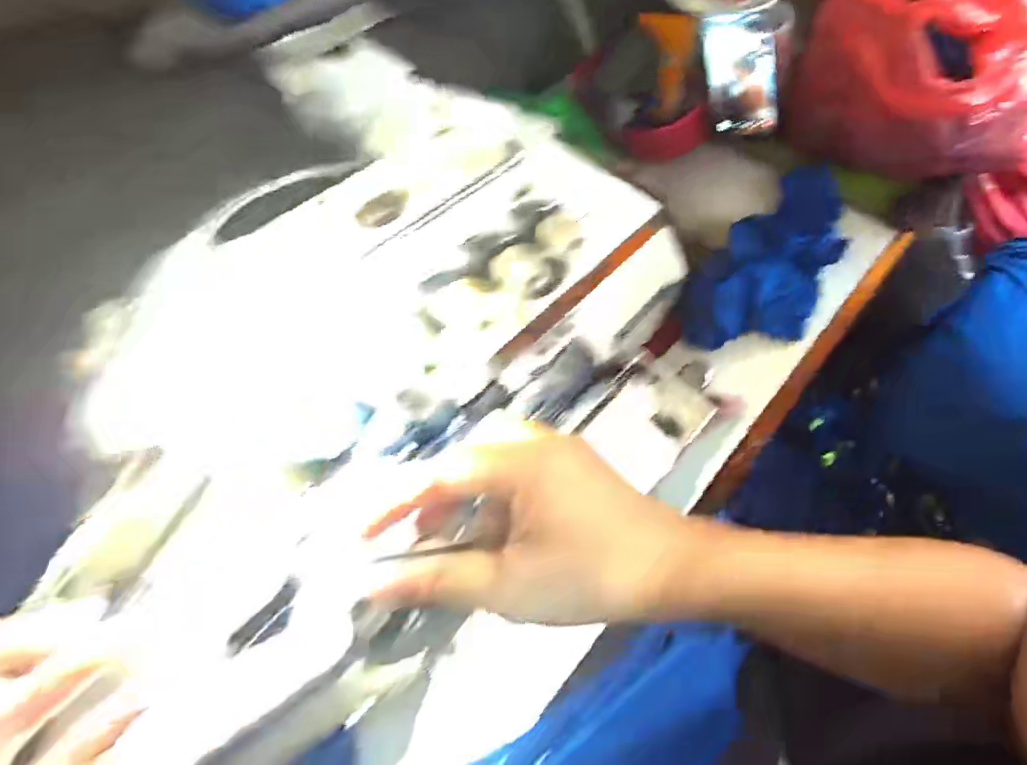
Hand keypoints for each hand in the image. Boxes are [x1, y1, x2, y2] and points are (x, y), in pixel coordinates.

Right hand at [361, 423, 698, 625]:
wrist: (666, 565)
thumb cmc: (585, 574)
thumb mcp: (504, 584)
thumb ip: (437, 578)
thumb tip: (373, 584)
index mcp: (521, 461)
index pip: (443, 471)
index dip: (397, 502)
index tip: (361, 538)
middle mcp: (542, 442)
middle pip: (471, 453)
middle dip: (435, 492)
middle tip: (415, 537)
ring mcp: (565, 451)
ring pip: (499, 456)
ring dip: (469, 492)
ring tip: (454, 539)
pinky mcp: (580, 466)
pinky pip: (525, 466)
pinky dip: (499, 493)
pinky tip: (498, 533)